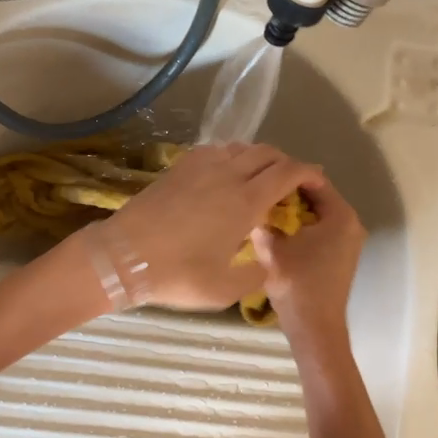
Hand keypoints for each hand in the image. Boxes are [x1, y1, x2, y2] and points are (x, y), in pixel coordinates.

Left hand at [95, 143, 322, 312]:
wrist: (121, 256)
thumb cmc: (176, 275)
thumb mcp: (224, 289)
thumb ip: (254, 275)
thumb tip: (266, 264)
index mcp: (244, 201)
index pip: (287, 172)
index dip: (308, 173)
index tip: (316, 183)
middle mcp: (226, 175)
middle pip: (267, 153)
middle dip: (285, 163)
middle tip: (289, 184)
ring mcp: (199, 167)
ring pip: (239, 148)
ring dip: (257, 158)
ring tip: (259, 180)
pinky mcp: (177, 168)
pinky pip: (214, 150)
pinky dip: (230, 156)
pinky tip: (226, 176)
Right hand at [250, 179, 366, 340]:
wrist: (315, 328)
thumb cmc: (296, 284)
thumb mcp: (270, 247)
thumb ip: (261, 218)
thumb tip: (248, 198)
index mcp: (340, 216)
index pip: (313, 179)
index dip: (286, 174)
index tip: (261, 174)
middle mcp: (351, 223)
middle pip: (317, 195)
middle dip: (288, 191)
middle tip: (258, 189)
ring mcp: (348, 240)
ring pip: (317, 212)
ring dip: (292, 208)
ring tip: (262, 206)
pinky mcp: (340, 255)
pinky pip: (319, 228)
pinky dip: (300, 224)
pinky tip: (276, 228)